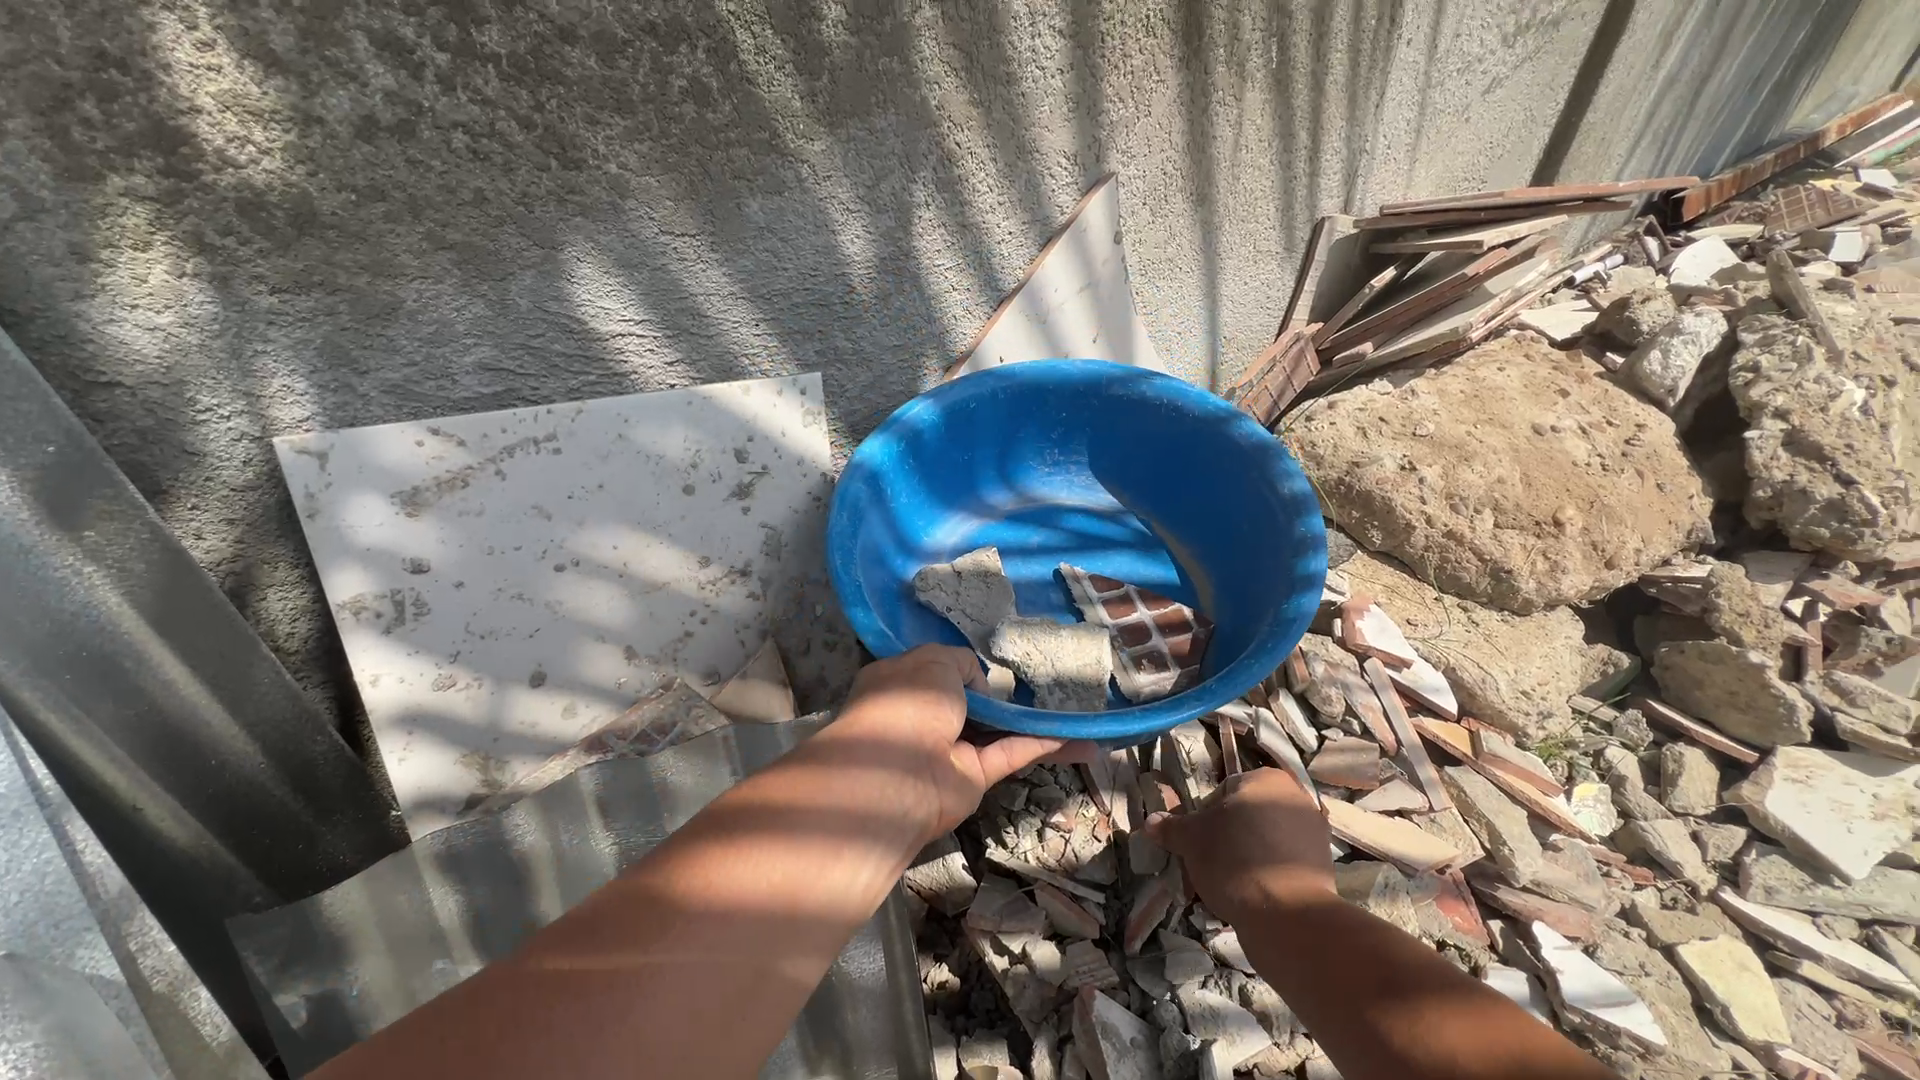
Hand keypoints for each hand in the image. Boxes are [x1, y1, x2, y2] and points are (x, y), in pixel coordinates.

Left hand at [829, 645, 1093, 842]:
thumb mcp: (933, 659)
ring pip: (998, 730)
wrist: (895, 772)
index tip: (998, 660)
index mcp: (904, 682)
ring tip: (1075, 710)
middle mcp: (925, 716)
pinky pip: (1011, 754)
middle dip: (1003, 694)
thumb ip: (961, 662)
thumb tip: (980, 689)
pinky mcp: (973, 777)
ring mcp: (949, 748)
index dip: (964, 667)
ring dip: (1033, 722)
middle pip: (971, 702)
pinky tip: (1075, 738)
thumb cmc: (907, 703)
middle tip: (1047, 681)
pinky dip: (1040, 744)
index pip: (937, 670)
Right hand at [1146, 768, 1335, 924]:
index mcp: (1266, 780)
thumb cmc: (1233, 860)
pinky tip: (1253, 893)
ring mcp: (1314, 833)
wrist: (1285, 915)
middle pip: (1247, 815)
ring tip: (1230, 883)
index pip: (1223, 792)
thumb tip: (1150, 821)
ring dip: (1248, 855)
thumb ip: (1171, 827)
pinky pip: (1284, 862)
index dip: (1205, 817)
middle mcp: (1296, 797)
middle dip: (1228, 837)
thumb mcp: (1190, 840)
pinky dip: (1269, 873)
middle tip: (1210, 863)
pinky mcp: (1323, 865)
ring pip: (1266, 840)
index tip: (1198, 843)